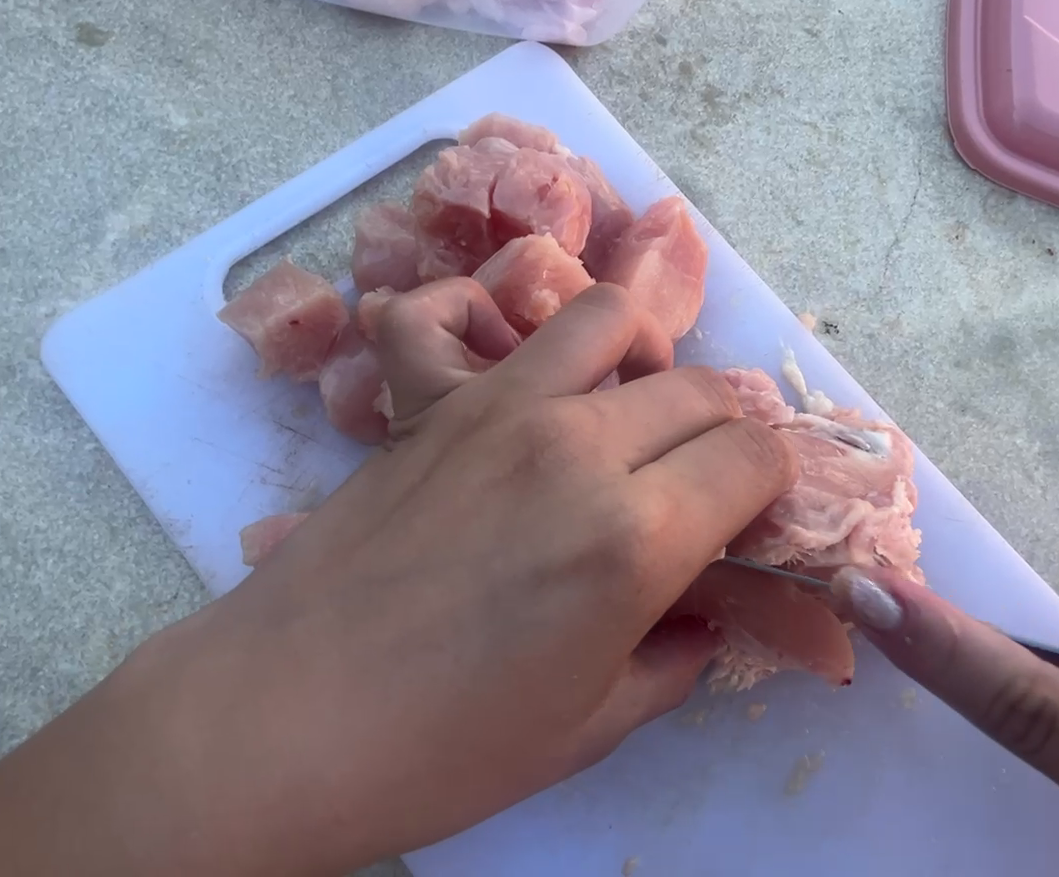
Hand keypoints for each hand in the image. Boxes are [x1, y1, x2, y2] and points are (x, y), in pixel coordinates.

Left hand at [0, 284, 796, 876]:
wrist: (283, 720)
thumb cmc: (444, 748)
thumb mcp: (593, 725)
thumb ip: (678, 654)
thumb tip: (715, 608)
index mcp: (635, 537)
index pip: (756, 457)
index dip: (776, 480)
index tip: (758, 511)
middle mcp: (578, 445)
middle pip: (702, 389)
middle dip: (728, 428)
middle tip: (706, 474)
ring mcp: (496, 405)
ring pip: (607, 318)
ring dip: (641, 355)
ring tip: (626, 404)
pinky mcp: (428, 399)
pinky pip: (457, 310)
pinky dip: (489, 315)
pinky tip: (506, 367)